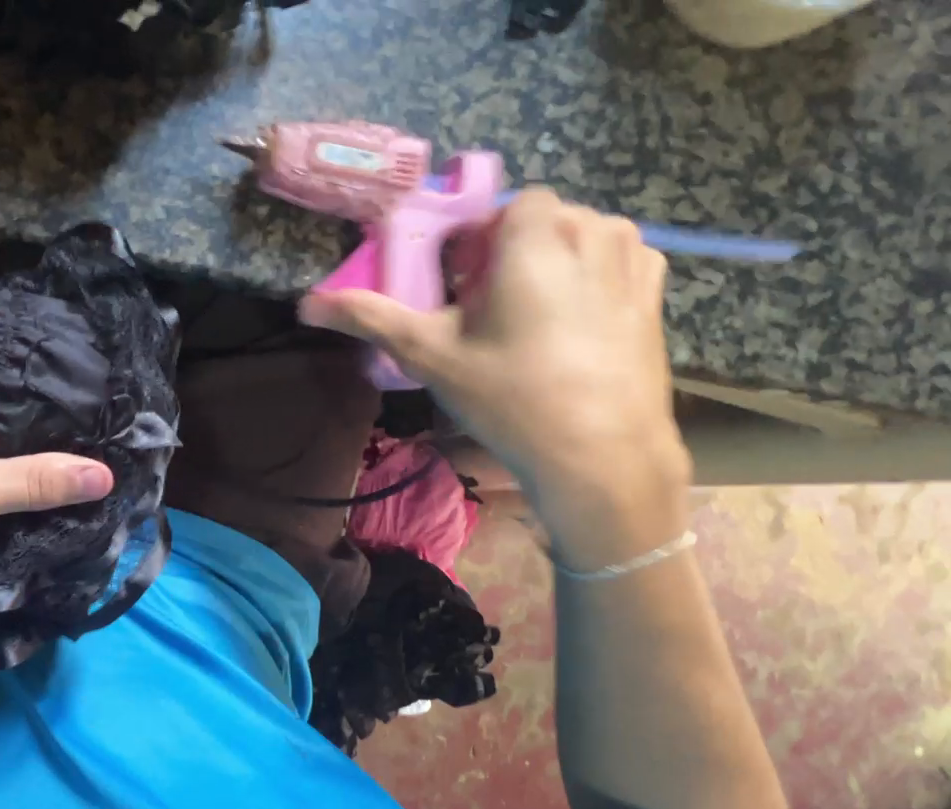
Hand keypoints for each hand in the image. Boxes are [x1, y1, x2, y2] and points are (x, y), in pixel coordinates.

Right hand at [302, 188, 689, 568]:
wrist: (599, 450)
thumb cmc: (509, 395)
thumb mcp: (429, 354)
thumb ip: (370, 317)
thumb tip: (306, 304)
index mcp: (537, 236)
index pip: (506, 206)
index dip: (479, 242)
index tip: (461, 289)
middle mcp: (594, 231)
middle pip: (541, 222)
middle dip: (510, 254)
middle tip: (485, 314)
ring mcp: (633, 260)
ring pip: (577, 241)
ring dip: (549, 267)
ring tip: (525, 325)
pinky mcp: (654, 293)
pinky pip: (610, 265)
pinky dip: (585, 283)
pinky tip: (566, 333)